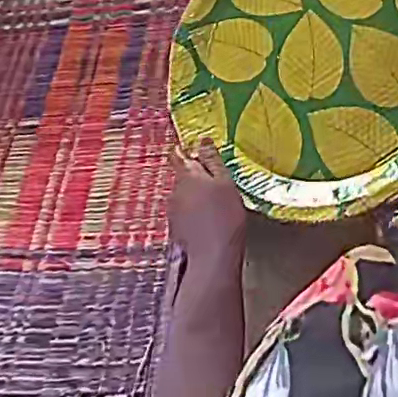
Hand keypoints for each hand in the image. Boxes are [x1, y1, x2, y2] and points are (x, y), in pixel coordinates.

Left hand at [171, 139, 246, 263]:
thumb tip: (202, 141)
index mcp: (186, 176)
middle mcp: (174, 191)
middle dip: (197, 175)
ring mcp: (172, 211)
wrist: (214, 255)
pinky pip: (184, 210)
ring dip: (196, 193)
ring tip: (217, 202)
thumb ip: (212, 160)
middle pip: (183, 175)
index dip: (185, 150)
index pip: (177, 155)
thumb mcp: (225, 181)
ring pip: (184, 193)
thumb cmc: (225, 214)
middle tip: (219, 180)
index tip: (197, 149)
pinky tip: (209, 217)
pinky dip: (194, 210)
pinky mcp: (175, 227)